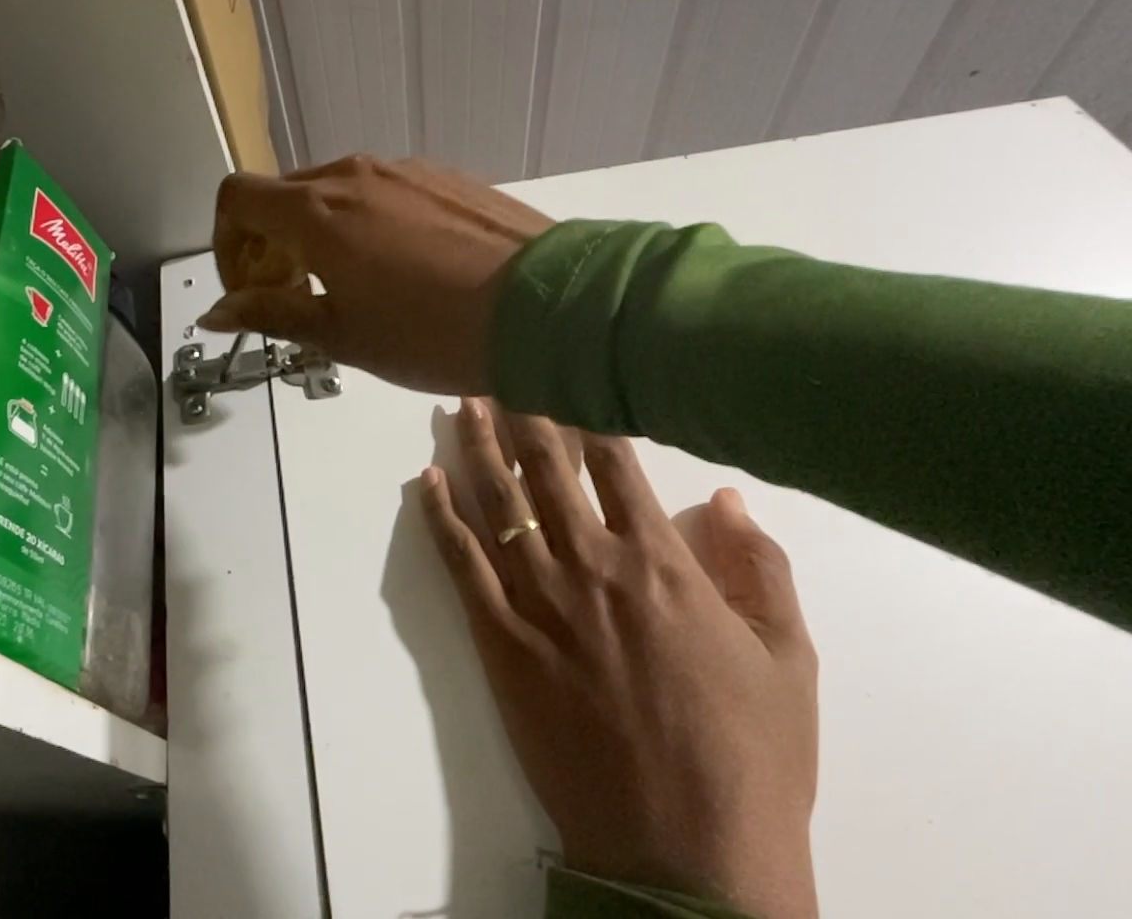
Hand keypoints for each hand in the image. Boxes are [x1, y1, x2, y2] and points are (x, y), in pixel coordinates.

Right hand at [200, 155, 552, 393]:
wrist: (547, 309)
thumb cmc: (429, 333)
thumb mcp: (338, 334)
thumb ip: (270, 312)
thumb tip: (215, 312)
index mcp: (315, 212)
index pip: (236, 198)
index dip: (225, 242)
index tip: (248, 287)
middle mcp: (353, 174)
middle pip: (281, 194)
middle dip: (268, 242)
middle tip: (292, 296)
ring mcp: (403, 170)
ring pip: (332, 192)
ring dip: (315, 232)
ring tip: (347, 286)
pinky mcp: (444, 177)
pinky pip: (381, 192)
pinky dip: (362, 223)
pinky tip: (398, 270)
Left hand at [419, 399, 818, 917]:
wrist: (682, 842)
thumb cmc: (749, 754)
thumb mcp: (789, 660)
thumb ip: (760, 568)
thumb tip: (728, 498)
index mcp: (664, 563)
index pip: (616, 466)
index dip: (586, 418)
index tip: (564, 379)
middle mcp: (592, 566)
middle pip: (547, 471)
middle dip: (522, 418)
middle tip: (497, 375)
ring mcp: (538, 600)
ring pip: (498, 504)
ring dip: (477, 449)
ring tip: (461, 407)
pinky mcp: (498, 638)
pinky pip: (460, 561)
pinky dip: (440, 516)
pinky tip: (427, 481)